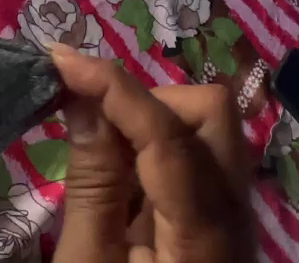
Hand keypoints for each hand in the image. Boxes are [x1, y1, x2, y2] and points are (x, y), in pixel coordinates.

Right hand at [50, 45, 252, 262]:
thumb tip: (83, 97)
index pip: (169, 136)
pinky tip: (122, 173)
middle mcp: (237, 219)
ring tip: (103, 149)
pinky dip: (160, 142)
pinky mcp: (225, 225)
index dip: (114, 86)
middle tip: (94, 120)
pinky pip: (201, 156)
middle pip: (214, 117)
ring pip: (211, 130)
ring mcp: (237, 221)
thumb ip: (92, 181)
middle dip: (149, 99)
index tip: (61, 59)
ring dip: (153, 117)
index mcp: (203, 240)